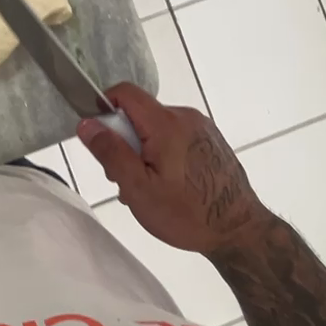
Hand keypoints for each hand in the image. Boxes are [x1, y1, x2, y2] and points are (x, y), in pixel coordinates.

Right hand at [79, 84, 269, 254]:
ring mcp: (202, 128)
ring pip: (156, 127)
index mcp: (166, 123)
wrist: (239, 232)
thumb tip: (86, 124)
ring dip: (143, 150)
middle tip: (124, 178)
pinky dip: (162, 153)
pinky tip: (168, 184)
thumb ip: (110, 152)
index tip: (100, 140)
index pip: (124, 92)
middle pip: (139, 112)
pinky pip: (175, 136)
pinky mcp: (211, 141)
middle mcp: (186, 117)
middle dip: (124, 139)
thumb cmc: (186, 214)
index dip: (104, 108)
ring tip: (148, 187)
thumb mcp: (138, 188)